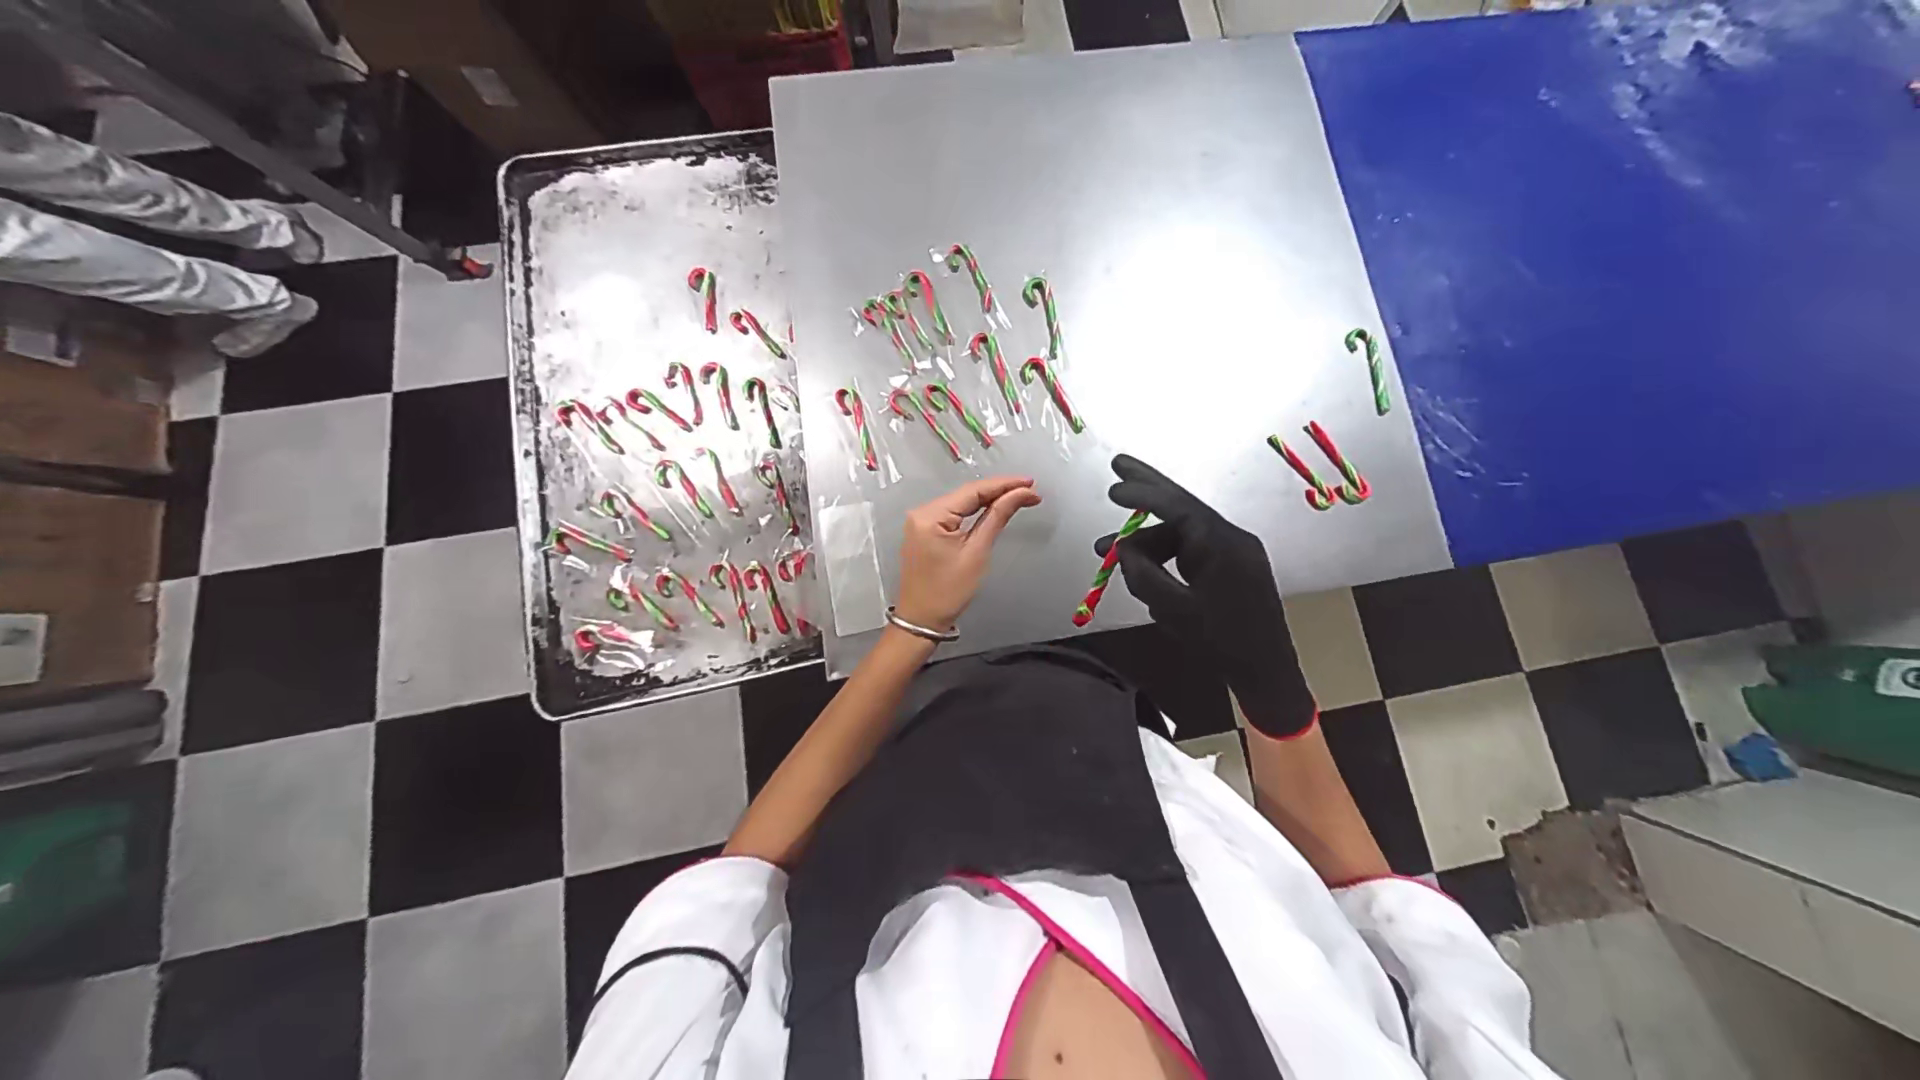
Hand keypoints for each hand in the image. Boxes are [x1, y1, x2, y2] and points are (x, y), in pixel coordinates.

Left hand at [895, 475, 1041, 631]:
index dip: (1004, 485)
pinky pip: (953, 513)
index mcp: (930, 516)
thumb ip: (997, 517)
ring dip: (989, 499)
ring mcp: (920, 521)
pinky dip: (974, 510)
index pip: (973, 491)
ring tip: (1019, 496)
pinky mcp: (923, 531)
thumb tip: (1021, 493)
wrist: (921, 620)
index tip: (1031, 483)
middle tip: (1030, 490)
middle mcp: (921, 512)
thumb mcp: (976, 552)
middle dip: (999, 491)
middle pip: (966, 494)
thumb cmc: (949, 591)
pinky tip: (994, 507)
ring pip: (961, 502)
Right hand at [1097, 454, 1314, 735]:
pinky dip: (1163, 559)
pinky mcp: (1228, 568)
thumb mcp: (1176, 610)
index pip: (1177, 506)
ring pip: (1180, 536)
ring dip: (1146, 543)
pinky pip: (1189, 553)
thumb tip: (1122, 550)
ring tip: (1109, 555)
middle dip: (1147, 488)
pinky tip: (1143, 576)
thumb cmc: (1223, 642)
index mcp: (1222, 543)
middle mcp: (1229, 538)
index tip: (1112, 487)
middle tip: (1118, 465)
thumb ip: (1144, 576)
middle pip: (1181, 506)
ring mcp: (1230, 552)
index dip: (1143, 493)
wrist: (1267, 671)